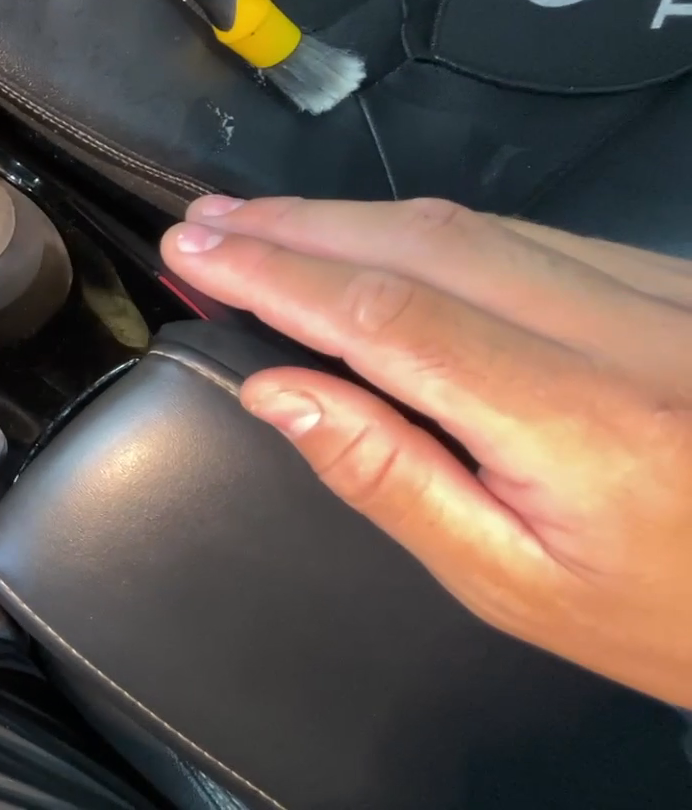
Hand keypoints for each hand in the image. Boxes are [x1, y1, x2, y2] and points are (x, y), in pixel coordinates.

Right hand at [161, 196, 691, 706]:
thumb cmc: (676, 617)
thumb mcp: (512, 580)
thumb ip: (385, 477)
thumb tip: (273, 390)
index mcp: (591, 428)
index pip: (390, 318)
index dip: (276, 274)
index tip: (194, 252)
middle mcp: (644, 337)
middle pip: (426, 247)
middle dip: (294, 225)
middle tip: (203, 222)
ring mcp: (677, 295)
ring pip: (470, 227)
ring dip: (341, 218)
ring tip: (252, 221)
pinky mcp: (684, 282)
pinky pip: (519, 234)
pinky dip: (409, 230)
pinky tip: (352, 235)